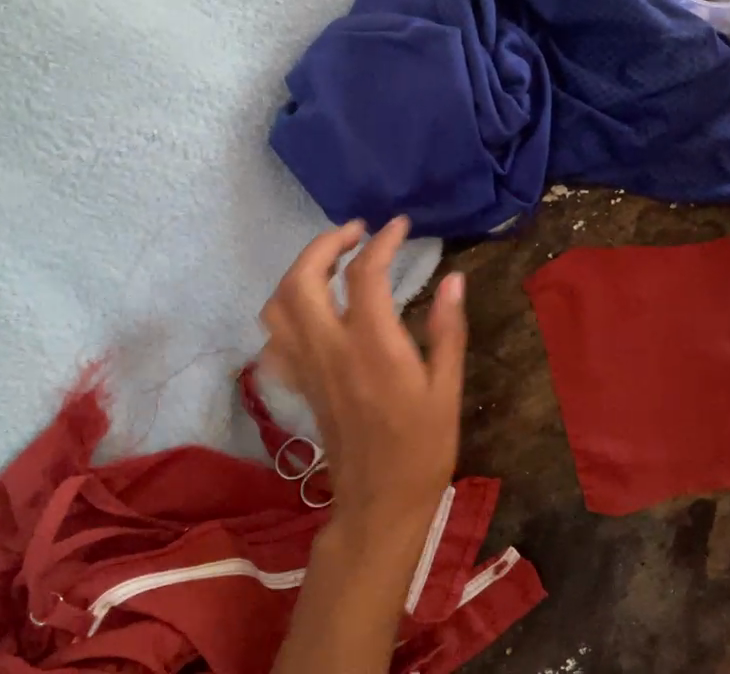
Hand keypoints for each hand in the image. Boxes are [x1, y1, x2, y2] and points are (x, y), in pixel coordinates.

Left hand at [258, 217, 466, 531]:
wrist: (380, 504)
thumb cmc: (424, 447)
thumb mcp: (447, 388)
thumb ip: (447, 329)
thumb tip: (453, 279)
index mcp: (373, 348)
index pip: (365, 275)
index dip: (382, 241)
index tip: (400, 225)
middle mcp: (331, 350)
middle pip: (301, 280)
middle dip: (324, 244)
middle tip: (356, 232)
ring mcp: (308, 369)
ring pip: (277, 306)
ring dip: (299, 272)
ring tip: (332, 262)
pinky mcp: (300, 385)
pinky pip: (275, 339)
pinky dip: (288, 311)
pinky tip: (315, 309)